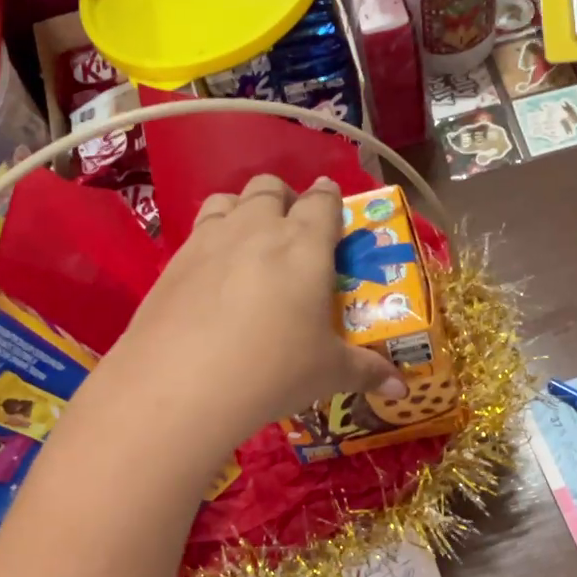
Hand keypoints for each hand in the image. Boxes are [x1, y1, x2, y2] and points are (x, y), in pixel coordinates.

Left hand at [100, 175, 405, 444]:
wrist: (184, 383)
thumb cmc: (275, 370)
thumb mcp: (327, 373)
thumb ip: (366, 373)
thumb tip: (401, 389)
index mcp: (305, 245)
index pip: (323, 202)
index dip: (330, 199)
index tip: (333, 203)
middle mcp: (258, 228)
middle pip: (271, 188)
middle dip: (285, 198)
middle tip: (292, 228)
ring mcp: (210, 240)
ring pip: (229, 199)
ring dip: (244, 209)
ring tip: (250, 240)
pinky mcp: (175, 261)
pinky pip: (198, 231)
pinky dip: (212, 240)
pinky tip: (214, 275)